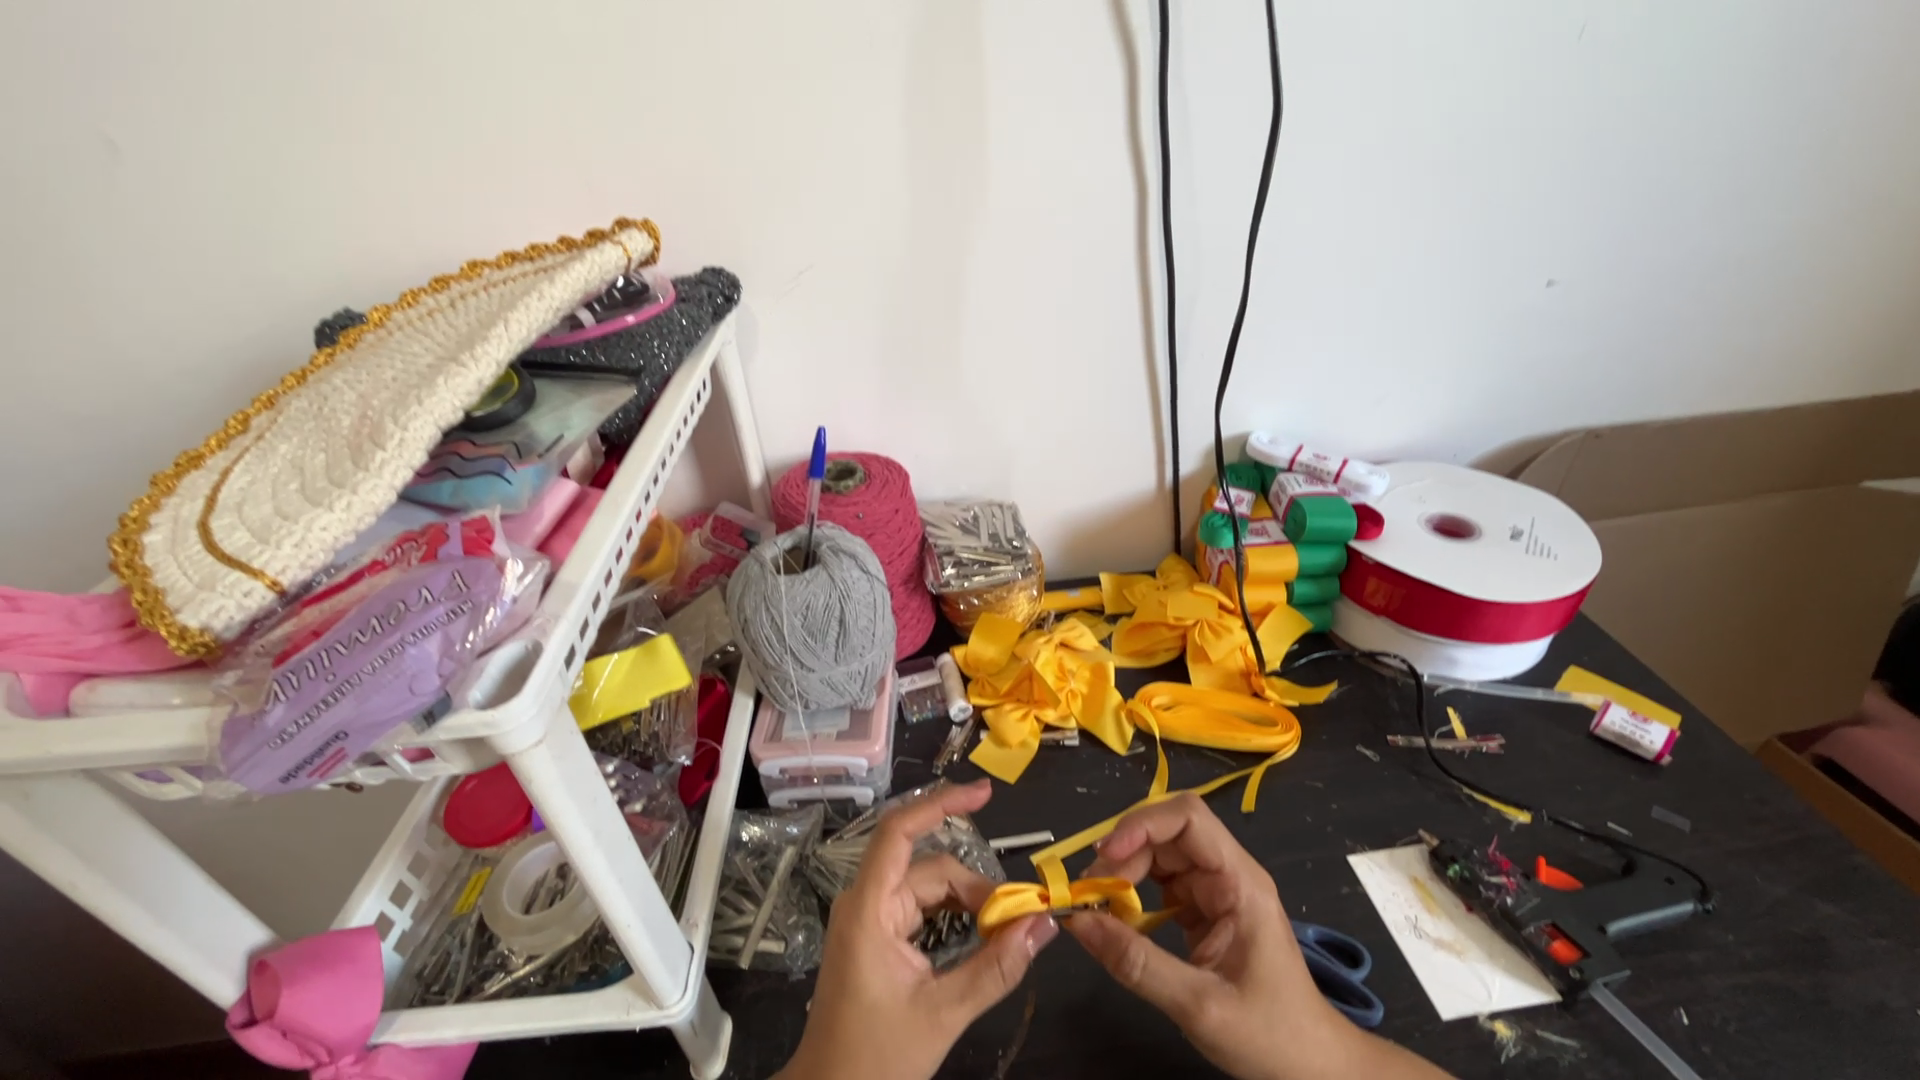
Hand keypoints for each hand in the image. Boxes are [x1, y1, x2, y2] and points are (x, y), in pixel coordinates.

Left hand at [777, 780, 1059, 1079]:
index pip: (900, 832)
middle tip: (1021, 915)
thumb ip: (996, 967)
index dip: (941, 804)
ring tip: (1006, 928)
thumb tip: (1044, 925)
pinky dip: (953, 916)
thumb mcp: (944, 1014)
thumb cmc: (875, 1059)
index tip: (985, 793)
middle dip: (976, 885)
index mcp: (869, 909)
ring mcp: (870, 918)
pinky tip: (982, 934)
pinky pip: (922, 909)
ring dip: (968, 902)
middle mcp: (866, 901)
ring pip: (929, 888)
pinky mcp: (877, 936)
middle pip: (928, 867)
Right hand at [1066, 793, 1448, 1079]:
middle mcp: (1227, 875)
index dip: (1141, 825)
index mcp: (1240, 882)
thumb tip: (1077, 921)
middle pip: (1166, 834)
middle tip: (1090, 892)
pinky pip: (1160, 885)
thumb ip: (1137, 963)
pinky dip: (1132, 895)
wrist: (1314, 1068)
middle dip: (1123, 853)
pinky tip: (1117, 920)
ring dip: (1124, 872)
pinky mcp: (1204, 911)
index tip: (1104, 856)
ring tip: (1097, 904)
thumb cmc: (1270, 1035)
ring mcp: (1216, 892)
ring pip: (1159, 856)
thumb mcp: (1199, 1006)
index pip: (1188, 819)